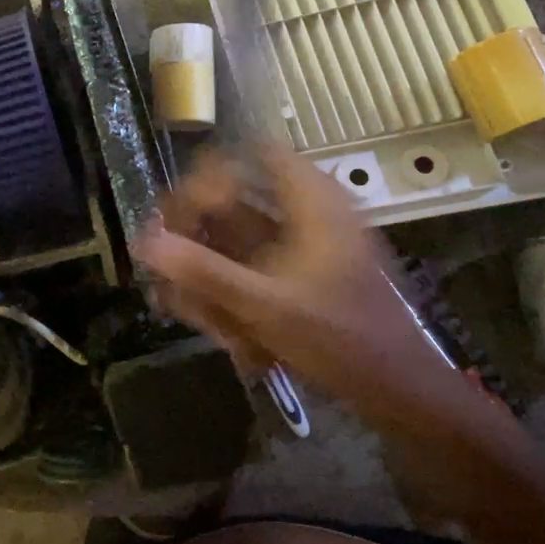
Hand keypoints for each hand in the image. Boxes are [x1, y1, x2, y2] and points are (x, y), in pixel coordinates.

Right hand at [135, 144, 447, 401]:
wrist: (400, 390)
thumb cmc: (342, 340)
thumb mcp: (266, 305)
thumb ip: (203, 271)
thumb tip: (144, 241)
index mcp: (312, 199)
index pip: (251, 153)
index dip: (209, 176)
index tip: (181, 216)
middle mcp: (307, 209)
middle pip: (233, 195)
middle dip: (195, 232)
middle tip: (166, 266)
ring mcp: (305, 241)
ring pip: (236, 233)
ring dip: (206, 264)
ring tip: (181, 304)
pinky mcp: (302, 269)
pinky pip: (250, 262)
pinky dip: (226, 283)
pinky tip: (210, 322)